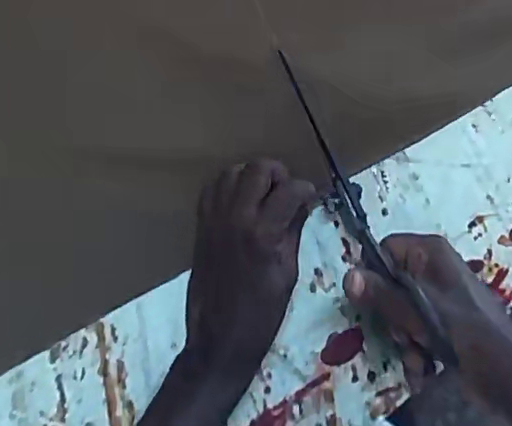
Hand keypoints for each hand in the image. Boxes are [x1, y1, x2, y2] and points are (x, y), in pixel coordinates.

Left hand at [183, 160, 318, 384]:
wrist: (218, 342)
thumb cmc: (261, 313)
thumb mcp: (289, 272)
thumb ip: (294, 230)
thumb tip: (303, 203)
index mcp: (263, 234)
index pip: (290, 189)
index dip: (305, 189)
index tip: (310, 196)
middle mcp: (237, 219)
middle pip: (258, 168)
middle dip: (278, 174)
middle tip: (285, 192)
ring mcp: (215, 220)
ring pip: (233, 172)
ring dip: (251, 177)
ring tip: (262, 194)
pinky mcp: (201, 226)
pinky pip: (212, 189)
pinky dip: (228, 187)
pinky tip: (240, 201)